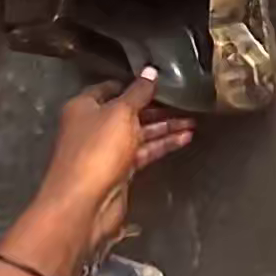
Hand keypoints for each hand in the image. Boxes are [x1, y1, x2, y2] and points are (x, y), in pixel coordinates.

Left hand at [0, 69, 195, 275]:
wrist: (83, 205)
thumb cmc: (96, 151)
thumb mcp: (121, 112)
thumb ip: (139, 92)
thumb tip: (151, 70)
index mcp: (85, 107)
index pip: (111, 87)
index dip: (134, 82)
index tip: (158, 78)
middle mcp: (94, 126)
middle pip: (129, 111)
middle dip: (156, 106)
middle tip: (182, 100)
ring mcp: (107, 150)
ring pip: (140, 132)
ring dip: (165, 126)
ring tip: (192, 120)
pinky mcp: (120, 170)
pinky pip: (146, 151)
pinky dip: (164, 144)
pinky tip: (185, 138)